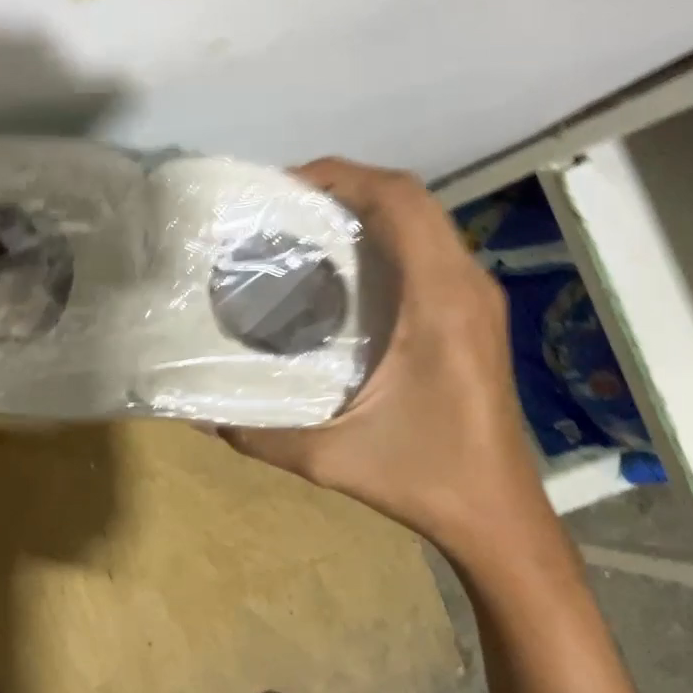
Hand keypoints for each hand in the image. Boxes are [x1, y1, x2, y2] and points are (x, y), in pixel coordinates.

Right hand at [217, 159, 549, 555]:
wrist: (498, 516)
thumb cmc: (423, 478)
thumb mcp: (328, 455)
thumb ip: (256, 433)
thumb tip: (194, 412)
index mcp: (439, 301)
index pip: (399, 201)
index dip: (341, 176)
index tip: (282, 187)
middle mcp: (465, 284)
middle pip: (412, 198)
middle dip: (345, 185)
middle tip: (282, 205)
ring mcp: (475, 297)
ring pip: (423, 219)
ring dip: (366, 207)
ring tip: (303, 225)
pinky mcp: (473, 313)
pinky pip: (428, 247)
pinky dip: (385, 235)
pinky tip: (341, 267)